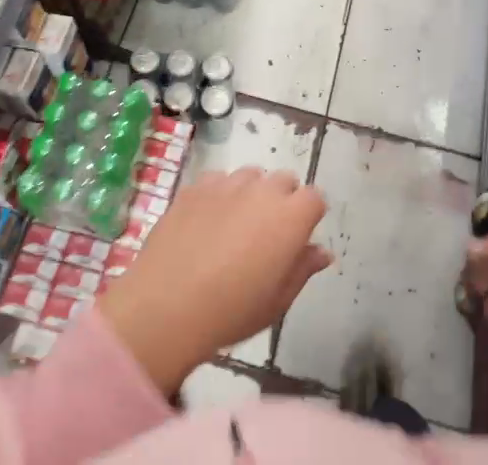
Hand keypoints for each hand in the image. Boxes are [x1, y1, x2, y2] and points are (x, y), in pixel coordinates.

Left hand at [98, 168, 331, 394]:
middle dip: (283, 200)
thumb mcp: (277, 301)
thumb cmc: (231, 311)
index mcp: (290, 218)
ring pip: (250, 176)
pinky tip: (208, 221)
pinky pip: (218, 180)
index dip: (309, 216)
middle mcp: (262, 191)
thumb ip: (302, 269)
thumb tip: (321, 251)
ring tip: (237, 225)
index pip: (314, 199)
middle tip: (269, 234)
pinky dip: (220, 194)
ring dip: (252, 193)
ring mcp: (226, 185)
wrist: (166, 305)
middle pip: (284, 181)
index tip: (299, 238)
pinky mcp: (194, 187)